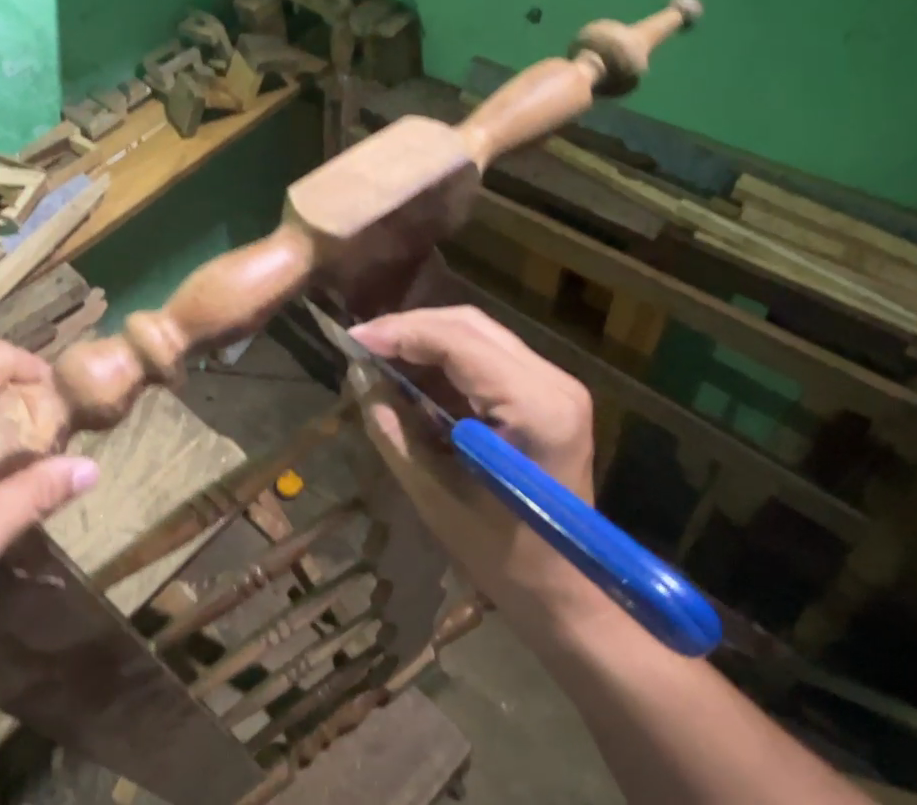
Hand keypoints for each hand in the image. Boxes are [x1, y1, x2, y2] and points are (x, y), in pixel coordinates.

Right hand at [349, 306, 602, 623]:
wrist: (565, 591)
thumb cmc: (501, 555)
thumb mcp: (434, 494)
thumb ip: (394, 429)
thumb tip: (360, 378)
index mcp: (535, 408)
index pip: (458, 341)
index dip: (399, 333)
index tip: (351, 340)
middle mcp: (554, 383)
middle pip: (470, 325)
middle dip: (410, 329)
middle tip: (361, 345)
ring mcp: (557, 388)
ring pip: (479, 335)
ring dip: (427, 340)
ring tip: (378, 357)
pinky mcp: (550, 398)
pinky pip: (490, 358)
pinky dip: (446, 359)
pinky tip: (412, 375)